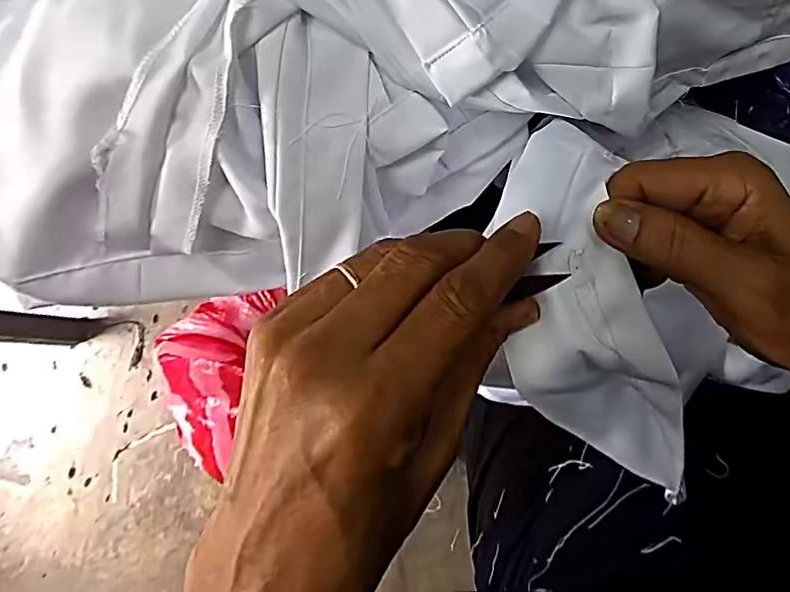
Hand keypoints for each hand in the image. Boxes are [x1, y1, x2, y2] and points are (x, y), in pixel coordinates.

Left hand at [186, 215, 541, 591]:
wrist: (262, 568)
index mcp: (372, 402)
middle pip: (416, 264)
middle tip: (499, 247)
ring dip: (430, 250)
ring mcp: (287, 340)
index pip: (455, 300)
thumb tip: (514, 303)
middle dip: (469, 244)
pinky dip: (385, 268)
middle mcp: (323, 360)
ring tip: (461, 262)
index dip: (500, 259)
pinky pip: (342, 272)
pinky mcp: (267, 332)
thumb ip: (474, 360)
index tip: (527, 232)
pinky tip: (406, 282)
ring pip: (379, 257)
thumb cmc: (357, 527)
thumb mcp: (437, 449)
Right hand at [594, 153, 789, 388]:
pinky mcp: (709, 233)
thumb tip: (605, 214)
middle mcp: (718, 180)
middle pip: (642, 194)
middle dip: (625, 234)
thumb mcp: (741, 283)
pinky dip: (649, 259)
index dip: (620, 218)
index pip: (644, 178)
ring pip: (647, 216)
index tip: (612, 265)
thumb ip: (674, 245)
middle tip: (631, 283)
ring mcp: (714, 206)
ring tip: (641, 288)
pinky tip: (652, 285)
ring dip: (635, 251)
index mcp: (730, 177)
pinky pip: (661, 235)